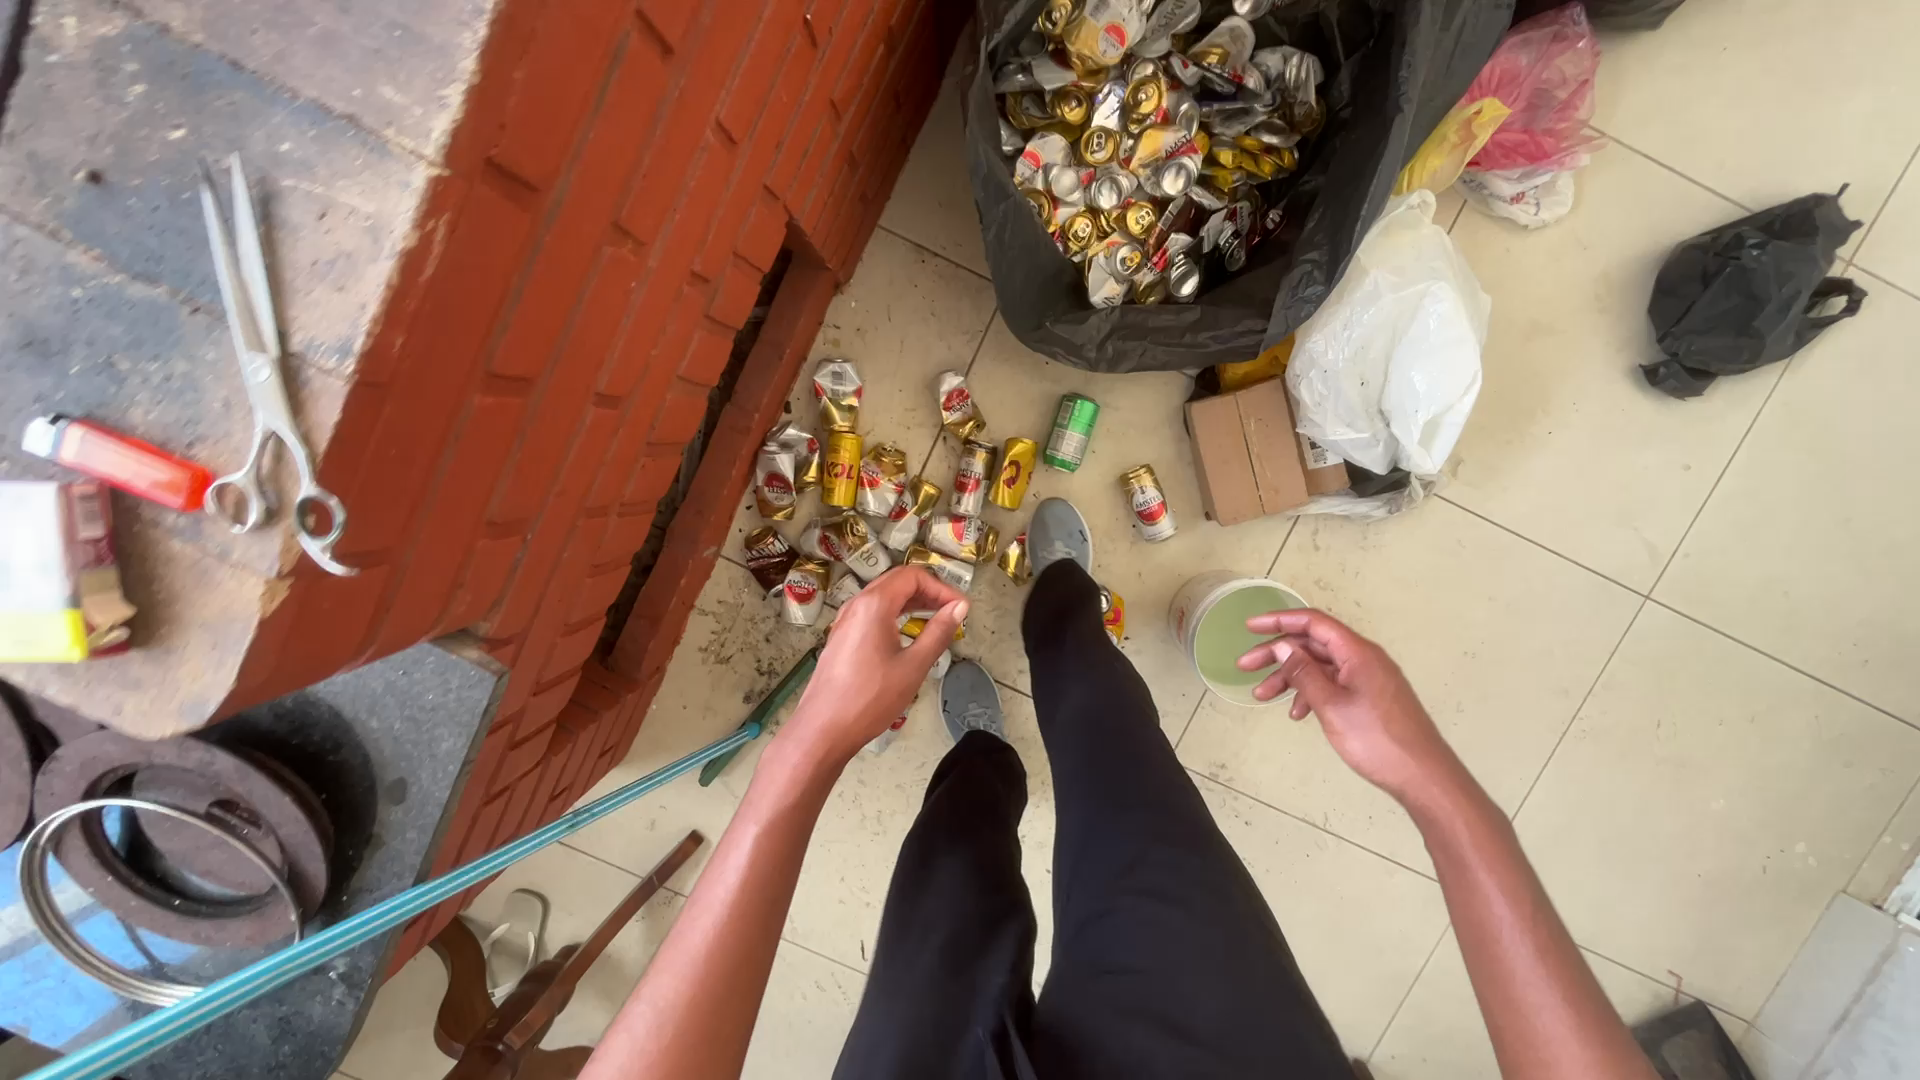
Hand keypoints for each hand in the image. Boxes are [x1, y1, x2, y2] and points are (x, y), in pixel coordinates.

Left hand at [780, 567, 967, 763]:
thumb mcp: (913, 666)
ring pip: (884, 597)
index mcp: (874, 605)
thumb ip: (938, 632)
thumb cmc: (870, 698)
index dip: (941, 587)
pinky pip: (872, 613)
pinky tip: (908, 634)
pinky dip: (895, 614)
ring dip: (912, 602)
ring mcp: (845, 621)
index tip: (960, 607)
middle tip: (951, 611)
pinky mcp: (842, 637)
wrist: (824, 728)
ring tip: (936, 620)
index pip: (912, 576)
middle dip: (928, 591)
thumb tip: (959, 608)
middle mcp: (856, 605)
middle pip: (897, 581)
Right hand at [1237, 609, 1461, 802]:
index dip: (1278, 620)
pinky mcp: (1370, 697)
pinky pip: (1332, 684)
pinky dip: (1310, 693)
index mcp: (1358, 652)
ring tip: (1262, 696)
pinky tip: (1297, 713)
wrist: (1423, 777)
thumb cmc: (1376, 739)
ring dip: (1289, 677)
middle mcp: (1363, 659)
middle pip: (1313, 644)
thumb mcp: (1331, 705)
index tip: (1250, 627)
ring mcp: (1368, 678)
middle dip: (1277, 653)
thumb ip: (1304, 672)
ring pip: (1320, 666)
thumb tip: (1283, 645)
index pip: (1313, 622)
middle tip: (1245, 667)